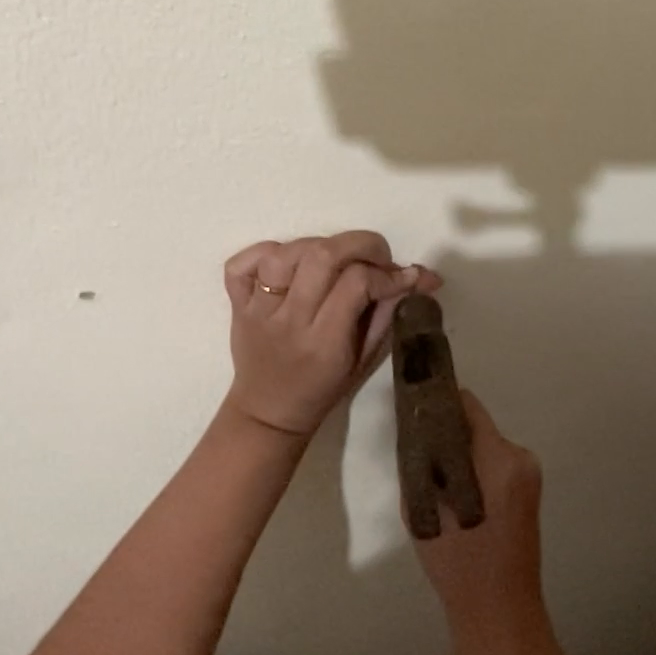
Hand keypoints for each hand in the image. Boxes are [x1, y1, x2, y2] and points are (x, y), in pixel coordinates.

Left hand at [222, 231, 440, 436]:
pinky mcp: (237, 304)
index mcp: (324, 342)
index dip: (387, 272)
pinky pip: (241, 264)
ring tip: (334, 259)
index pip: (356, 283)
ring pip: (283, 254)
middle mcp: (289, 322)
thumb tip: (419, 274)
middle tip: (376, 254)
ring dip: (317, 245)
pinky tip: (287, 262)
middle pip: (321, 256)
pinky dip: (264, 251)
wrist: (268, 411)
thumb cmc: (324, 387)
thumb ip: (388, 312)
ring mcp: (257, 311)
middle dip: (359, 243)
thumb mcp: (366, 357)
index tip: (402, 277)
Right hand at [413, 390, 549, 637]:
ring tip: (440, 483)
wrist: (499, 609)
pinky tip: (461, 498)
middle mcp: (520, 456)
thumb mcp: (422, 509)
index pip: (467, 407)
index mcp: (498, 458)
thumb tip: (413, 432)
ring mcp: (530, 472)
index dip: (439, 403)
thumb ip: (419, 464)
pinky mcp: (531, 489)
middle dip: (449, 434)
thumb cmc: (457, 562)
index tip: (417, 406)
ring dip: (464, 455)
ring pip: (486, 446)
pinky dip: (478, 471)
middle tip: (422, 453)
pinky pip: (498, 464)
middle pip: (477, 427)